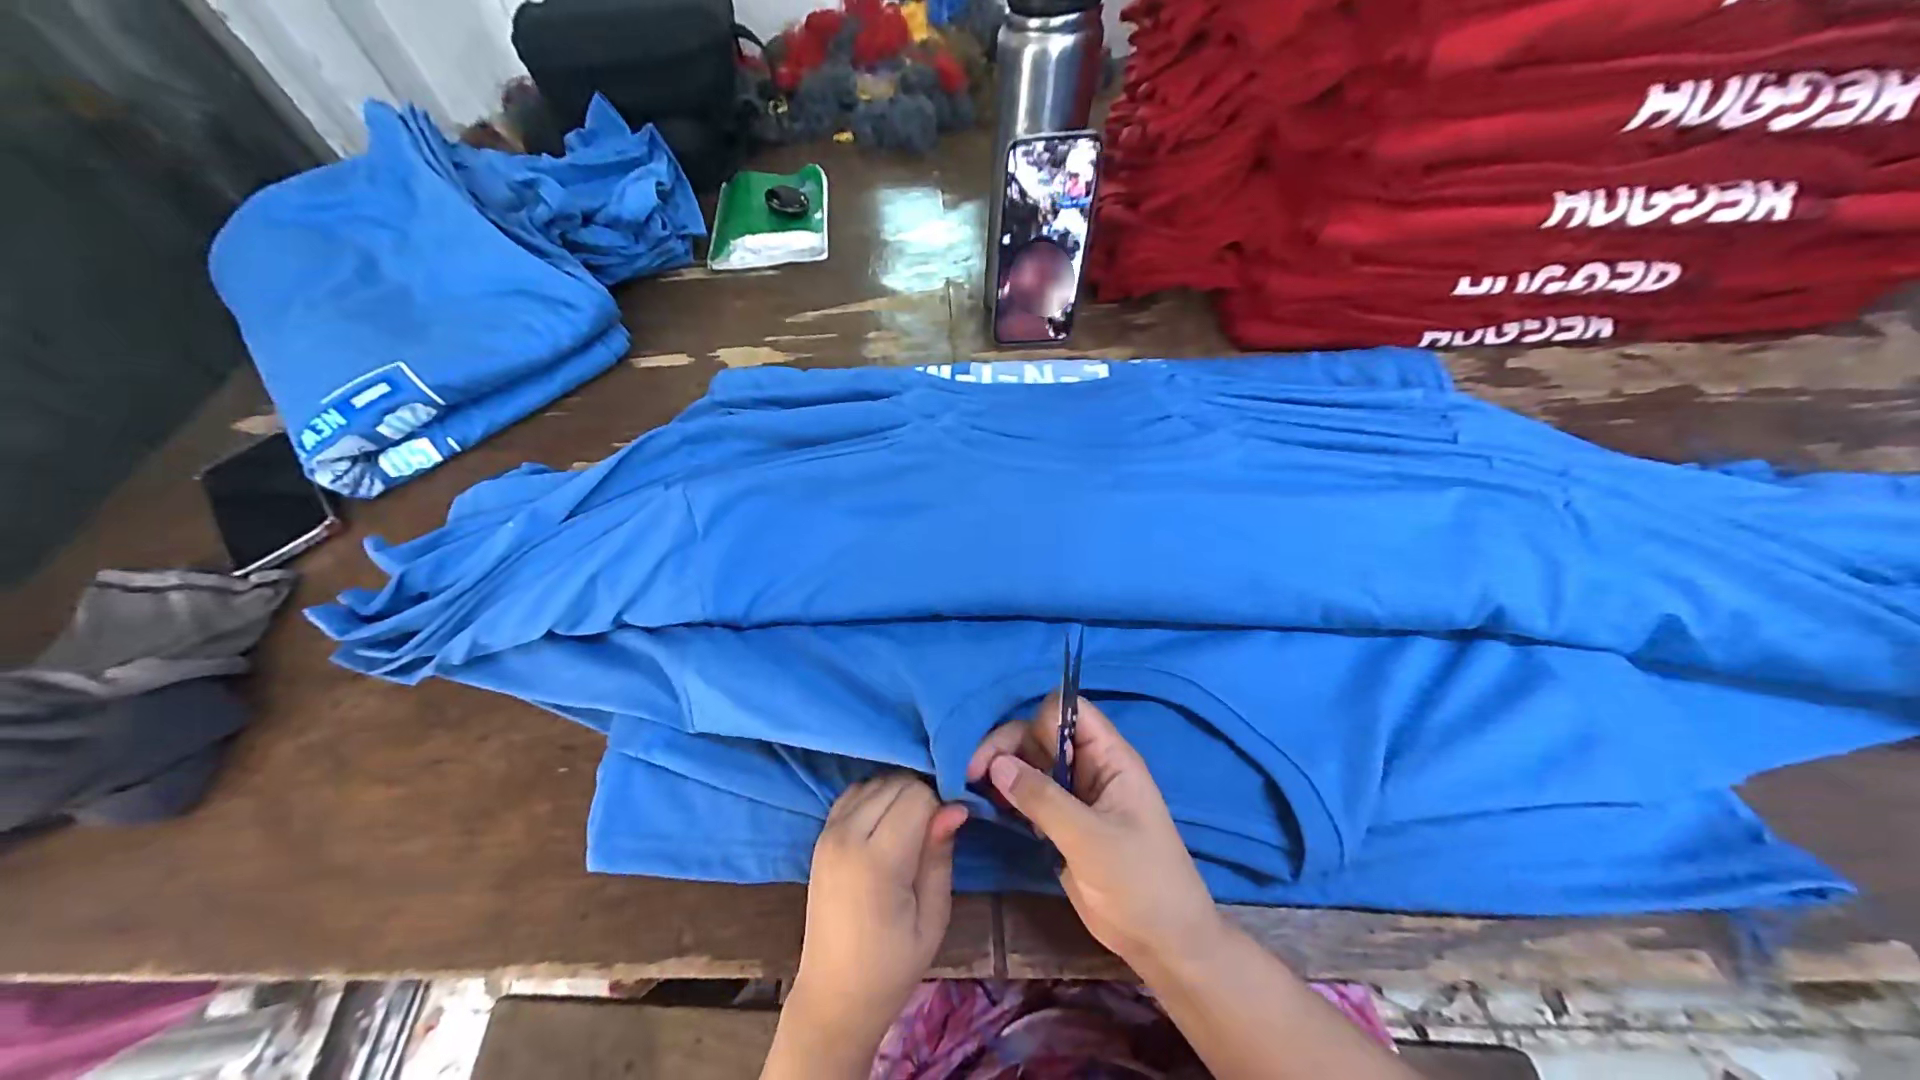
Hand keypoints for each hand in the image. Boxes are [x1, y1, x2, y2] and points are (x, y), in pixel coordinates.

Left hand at [789, 772, 968, 1045]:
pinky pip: (853, 793)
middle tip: (933, 833)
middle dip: (921, 796)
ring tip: (911, 830)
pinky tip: (886, 824)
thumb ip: (940, 856)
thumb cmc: (892, 965)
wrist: (834, 994)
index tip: (947, 832)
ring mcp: (829, 832)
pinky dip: (875, 796)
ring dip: (898, 793)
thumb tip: (957, 806)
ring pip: (876, 781)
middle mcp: (847, 836)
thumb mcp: (932, 918)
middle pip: (896, 782)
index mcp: (877, 860)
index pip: (918, 796)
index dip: (939, 807)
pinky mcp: (821, 835)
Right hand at [967, 694, 1221, 969]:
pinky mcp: (1060, 823)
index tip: (1008, 753)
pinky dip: (1006, 796)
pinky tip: (986, 806)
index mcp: (1109, 757)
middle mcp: (1088, 767)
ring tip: (971, 789)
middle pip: (1039, 735)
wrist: (1163, 942)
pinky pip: (1028, 795)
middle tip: (972, 775)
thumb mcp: (1091, 839)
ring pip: (1029, 764)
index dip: (1036, 721)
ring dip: (1001, 771)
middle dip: (1006, 747)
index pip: (1068, 711)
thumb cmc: (1140, 882)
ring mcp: (1073, 796)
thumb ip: (1043, 799)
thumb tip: (996, 764)